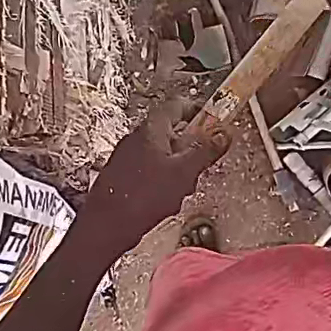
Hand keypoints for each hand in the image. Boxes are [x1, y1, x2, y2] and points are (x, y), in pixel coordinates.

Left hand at [77, 105, 229, 256]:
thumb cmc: (141, 196)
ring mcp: (128, 157)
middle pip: (171, 131)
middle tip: (202, 162)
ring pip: (162, 154)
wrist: (107, 225)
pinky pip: (151, 171)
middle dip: (191, 147)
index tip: (215, 121)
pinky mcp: (123, 176)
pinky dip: (164, 181)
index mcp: (151, 130)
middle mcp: (136, 139)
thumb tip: (223, 133)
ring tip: (183, 187)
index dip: (198, 110)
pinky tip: (166, 199)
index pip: (177, 105)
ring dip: (179, 168)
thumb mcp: (184, 172)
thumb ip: (205, 150)